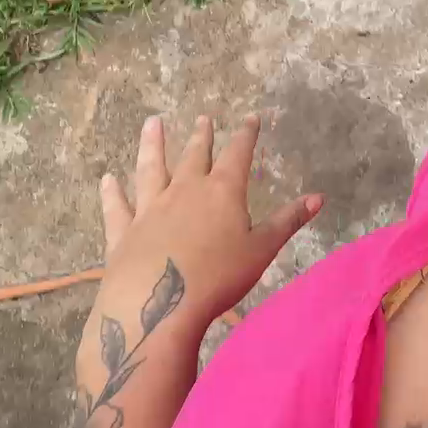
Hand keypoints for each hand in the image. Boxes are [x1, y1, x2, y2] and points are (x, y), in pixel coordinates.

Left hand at [95, 114, 323, 331]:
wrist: (155, 310)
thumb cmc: (218, 277)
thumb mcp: (262, 249)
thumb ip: (288, 220)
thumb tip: (319, 197)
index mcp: (223, 191)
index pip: (238, 153)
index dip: (246, 135)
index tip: (251, 118)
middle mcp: (185, 191)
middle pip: (194, 156)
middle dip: (201, 136)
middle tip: (203, 118)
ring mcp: (150, 210)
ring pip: (151, 170)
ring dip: (153, 145)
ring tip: (152, 123)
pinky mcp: (124, 234)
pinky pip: (117, 208)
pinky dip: (112, 192)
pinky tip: (107, 179)